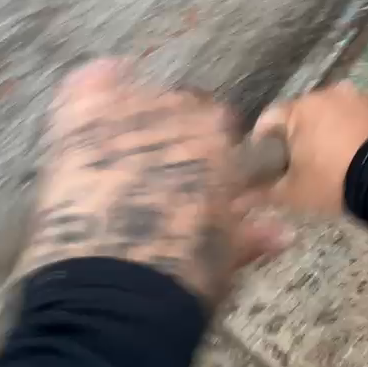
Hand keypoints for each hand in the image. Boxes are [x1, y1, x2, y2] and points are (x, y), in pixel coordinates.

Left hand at [17, 59, 291, 301]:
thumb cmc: (181, 275)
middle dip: (174, 124)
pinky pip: (91, 84)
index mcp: (221, 149)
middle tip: (157, 155)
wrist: (115, 294)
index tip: (196, 165)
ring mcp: (132, 124)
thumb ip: (251, 233)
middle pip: (183, 104)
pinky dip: (98, 79)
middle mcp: (184, 125)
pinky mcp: (85, 129)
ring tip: (124, 131)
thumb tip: (282, 233)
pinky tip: (105, 72)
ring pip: (143, 96)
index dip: (206, 144)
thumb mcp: (224, 255)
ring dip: (137, 109)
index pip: (219, 124)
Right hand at [253, 81, 367, 214]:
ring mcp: (354, 95)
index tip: (263, 164)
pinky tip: (346, 148)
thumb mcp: (291, 192)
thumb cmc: (331, 180)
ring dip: (321, 129)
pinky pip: (350, 113)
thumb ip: (261, 192)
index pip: (269, 119)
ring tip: (322, 157)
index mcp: (301, 108)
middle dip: (294, 135)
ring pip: (327, 112)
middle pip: (300, 113)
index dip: (260, 142)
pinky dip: (344, 126)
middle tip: (294, 164)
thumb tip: (235, 201)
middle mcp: (327, 92)